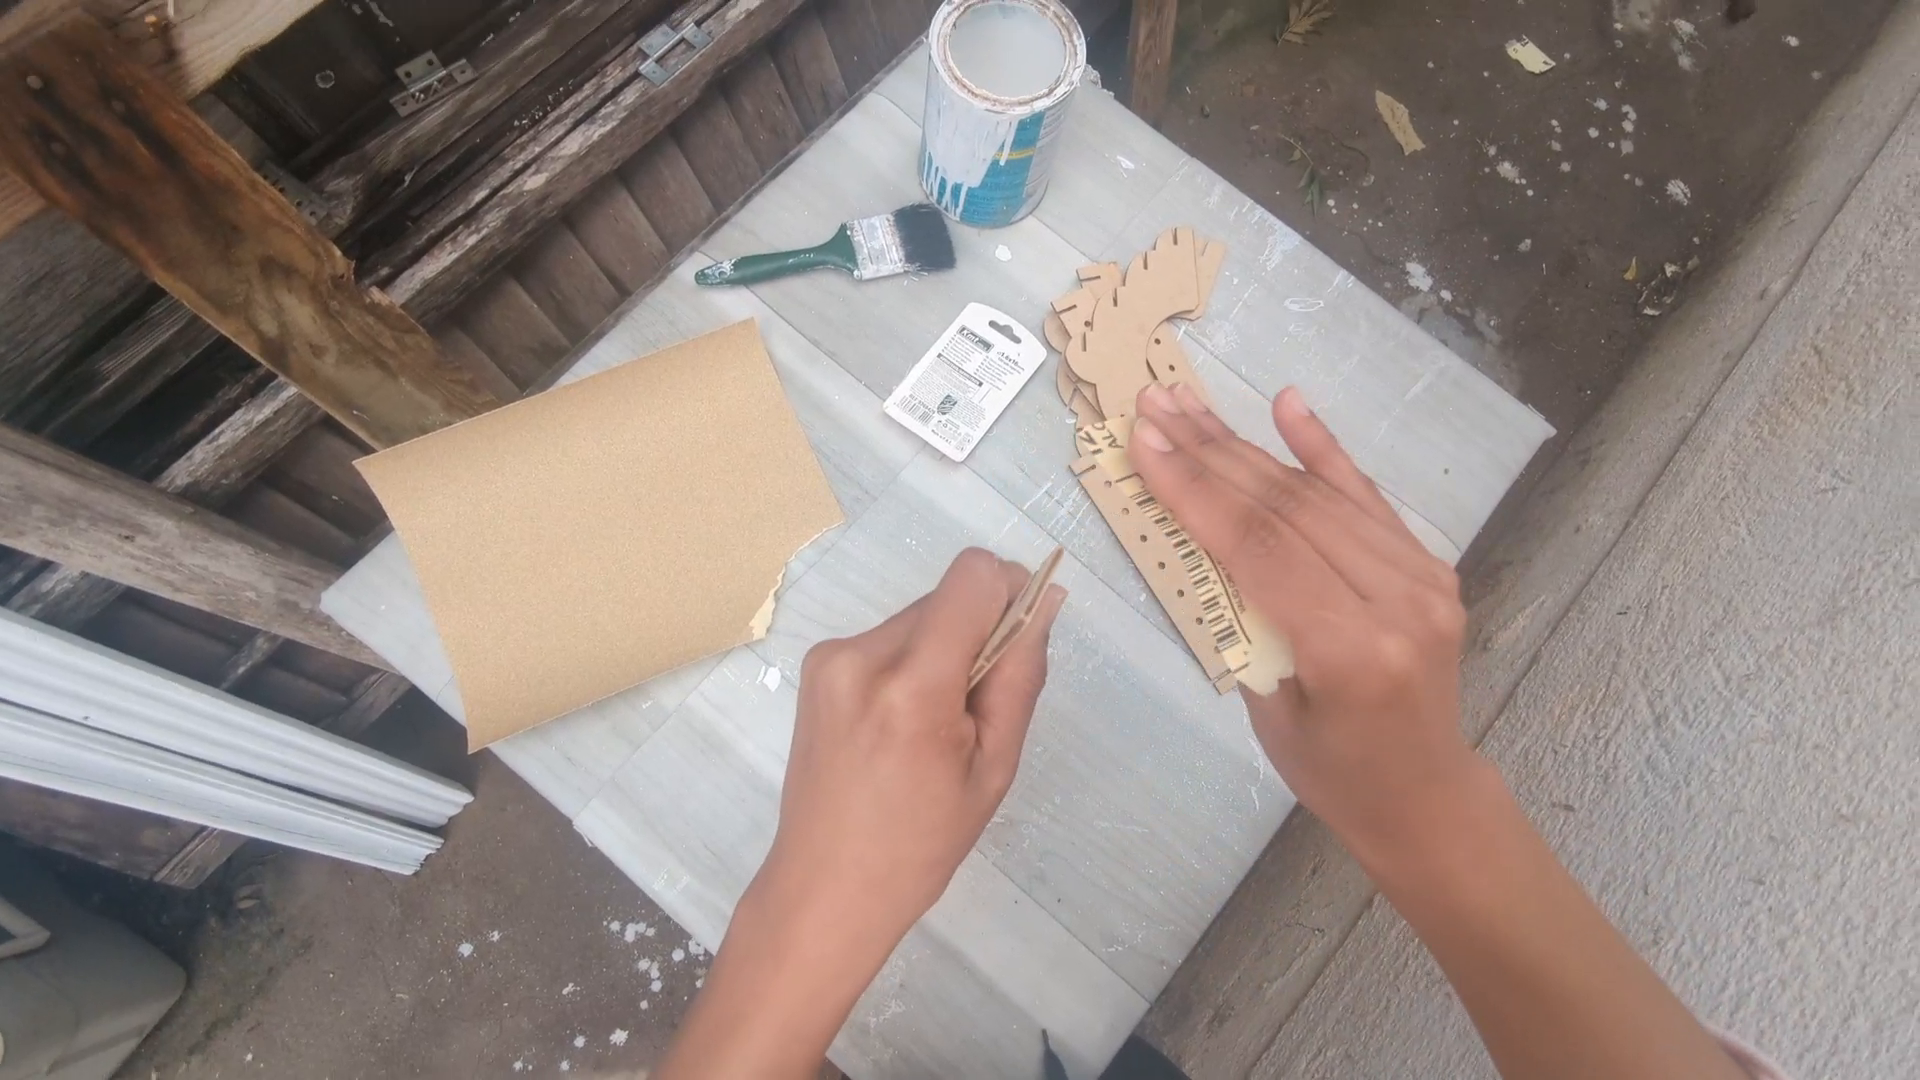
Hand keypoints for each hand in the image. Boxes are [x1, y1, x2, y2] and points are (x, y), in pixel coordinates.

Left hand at [758, 547, 1065, 948]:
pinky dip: (913, 661)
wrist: (824, 886)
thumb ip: (1020, 674)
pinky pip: (888, 637)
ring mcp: (830, 656)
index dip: (1009, 590)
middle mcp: (861, 653)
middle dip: (978, 633)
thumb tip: (1043, 600)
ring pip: (920, 615)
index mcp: (912, 685)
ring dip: (945, 649)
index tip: (1018, 640)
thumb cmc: (922, 843)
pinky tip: (902, 721)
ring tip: (933, 724)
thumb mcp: (995, 766)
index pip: (971, 576)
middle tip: (974, 710)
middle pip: (947, 596)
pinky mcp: (817, 664)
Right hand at [1130, 381, 1482, 867]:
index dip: (1194, 489)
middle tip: (1155, 406)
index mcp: (1351, 647)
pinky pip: (1365, 498)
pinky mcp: (1428, 565)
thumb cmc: (1332, 773)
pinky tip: (1288, 404)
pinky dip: (1322, 449)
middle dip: (1208, 451)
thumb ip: (1240, 620)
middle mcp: (1397, 599)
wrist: (1427, 796)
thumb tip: (1196, 539)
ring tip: (1190, 407)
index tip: (1144, 442)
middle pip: (1285, 507)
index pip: (1258, 547)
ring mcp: (1422, 576)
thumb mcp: (1266, 710)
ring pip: (1316, 494)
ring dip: (1245, 445)